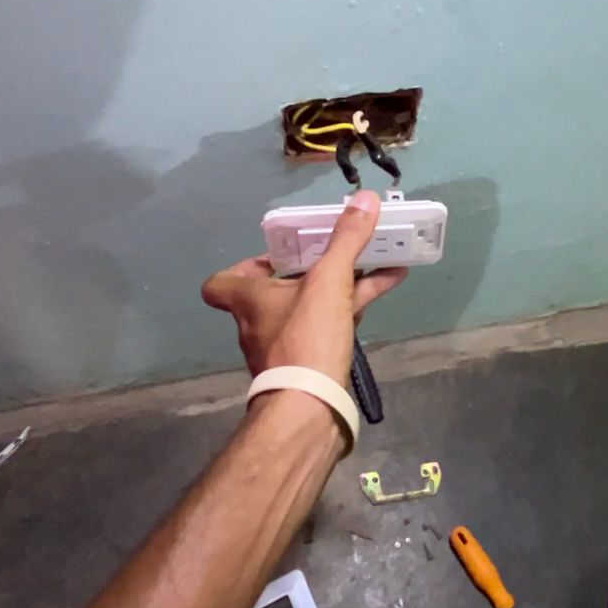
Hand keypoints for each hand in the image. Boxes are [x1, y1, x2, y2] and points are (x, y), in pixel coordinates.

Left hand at [202, 190, 408, 383]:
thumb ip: (346, 240)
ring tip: (375, 263)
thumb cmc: (305, 338)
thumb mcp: (328, 280)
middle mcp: (258, 322)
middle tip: (336, 253)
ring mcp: (281, 346)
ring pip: (307, 307)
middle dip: (308, 270)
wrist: (311, 409)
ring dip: (338, 286)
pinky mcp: (307, 364)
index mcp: (248, 299)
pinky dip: (353, 308)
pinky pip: (328, 326)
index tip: (275, 255)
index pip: (219, 283)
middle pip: (274, 290)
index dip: (242, 267)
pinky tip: (388, 286)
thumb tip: (365, 198)